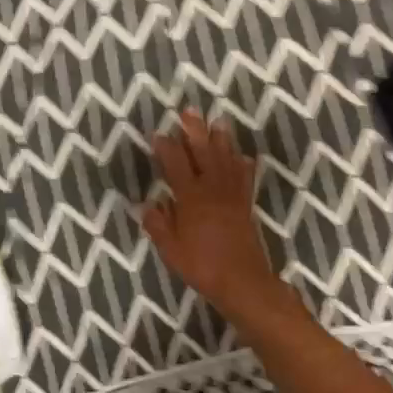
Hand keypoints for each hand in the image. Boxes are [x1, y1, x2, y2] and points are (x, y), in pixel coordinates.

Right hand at [143, 110, 279, 308]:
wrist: (242, 280)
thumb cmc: (201, 266)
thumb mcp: (170, 249)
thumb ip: (158, 224)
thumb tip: (146, 204)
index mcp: (191, 197)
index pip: (176, 164)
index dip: (166, 147)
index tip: (158, 134)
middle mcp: (213, 189)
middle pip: (204, 152)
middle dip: (195, 131)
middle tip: (189, 112)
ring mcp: (232, 195)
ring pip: (227, 159)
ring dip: (221, 140)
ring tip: (216, 123)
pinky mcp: (246, 205)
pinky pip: (245, 178)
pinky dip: (243, 165)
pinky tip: (243, 156)